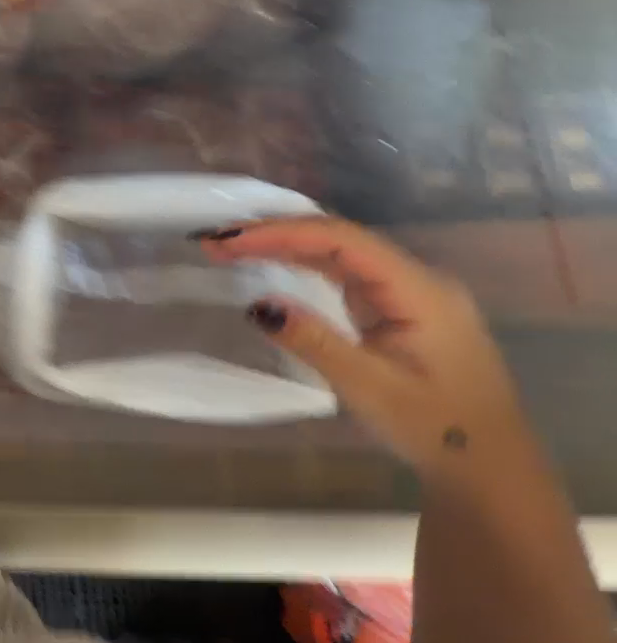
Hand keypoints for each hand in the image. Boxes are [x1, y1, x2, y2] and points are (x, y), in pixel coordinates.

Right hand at [202, 217, 533, 484]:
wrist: (489, 470)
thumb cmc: (435, 428)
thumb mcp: (370, 388)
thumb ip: (315, 341)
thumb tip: (257, 304)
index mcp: (421, 292)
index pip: (342, 241)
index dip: (281, 233)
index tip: (226, 242)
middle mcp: (417, 280)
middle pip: (338, 237)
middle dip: (273, 232)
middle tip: (213, 240)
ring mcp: (408, 292)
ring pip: (337, 250)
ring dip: (281, 243)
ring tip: (228, 246)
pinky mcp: (396, 306)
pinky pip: (341, 269)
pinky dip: (298, 261)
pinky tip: (267, 261)